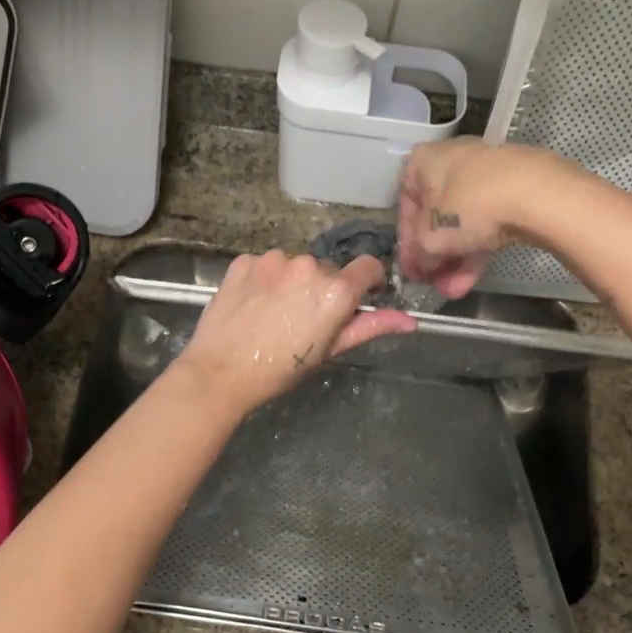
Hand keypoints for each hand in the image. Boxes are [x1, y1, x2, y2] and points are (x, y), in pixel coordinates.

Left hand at [172, 250, 415, 414]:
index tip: (357, 299)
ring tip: (274, 314)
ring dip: (291, 282)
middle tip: (303, 320)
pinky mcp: (244, 261)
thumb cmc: (280, 369)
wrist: (221, 371)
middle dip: (322, 288)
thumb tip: (410, 322)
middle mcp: (308, 266)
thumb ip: (370, 327)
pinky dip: (263, 279)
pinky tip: (253, 305)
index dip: (367, 282)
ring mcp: (273, 260)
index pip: (369, 267)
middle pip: (328, 269)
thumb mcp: (330, 350)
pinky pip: (264, 265)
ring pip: (294, 266)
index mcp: (335, 290)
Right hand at [396, 139, 574, 298]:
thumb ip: (418, 255)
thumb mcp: (430, 238)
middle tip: (433, 284)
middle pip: (438, 218)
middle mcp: (452, 162)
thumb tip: (420, 265)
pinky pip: (488, 223)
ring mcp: (487, 175)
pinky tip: (472, 281)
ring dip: (455, 261)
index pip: (406, 208)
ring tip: (453, 292)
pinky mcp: (514, 190)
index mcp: (423, 162)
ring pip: (464, 223)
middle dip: (435, 257)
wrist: (535, 193)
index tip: (412, 271)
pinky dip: (478, 251)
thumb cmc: (467, 208)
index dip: (407, 245)